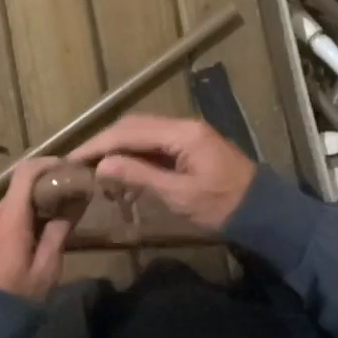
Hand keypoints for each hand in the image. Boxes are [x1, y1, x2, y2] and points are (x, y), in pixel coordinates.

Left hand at [0, 157, 76, 300]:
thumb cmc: (19, 295)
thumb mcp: (47, 266)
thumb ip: (60, 229)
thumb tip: (78, 200)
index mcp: (9, 218)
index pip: (26, 172)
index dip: (48, 163)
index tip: (70, 167)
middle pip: (19, 185)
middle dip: (45, 183)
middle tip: (71, 191)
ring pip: (12, 200)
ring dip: (34, 199)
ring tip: (58, 212)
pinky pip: (3, 215)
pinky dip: (22, 212)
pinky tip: (38, 228)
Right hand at [69, 115, 255, 230]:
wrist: (264, 212)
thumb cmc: (223, 206)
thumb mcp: (179, 196)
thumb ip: (139, 177)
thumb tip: (102, 165)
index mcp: (181, 133)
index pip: (129, 131)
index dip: (98, 144)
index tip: (73, 158)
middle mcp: (182, 125)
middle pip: (133, 126)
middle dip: (104, 143)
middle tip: (78, 164)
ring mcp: (187, 134)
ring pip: (142, 133)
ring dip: (117, 148)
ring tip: (95, 170)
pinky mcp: (189, 147)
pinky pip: (154, 144)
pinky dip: (134, 156)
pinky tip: (122, 174)